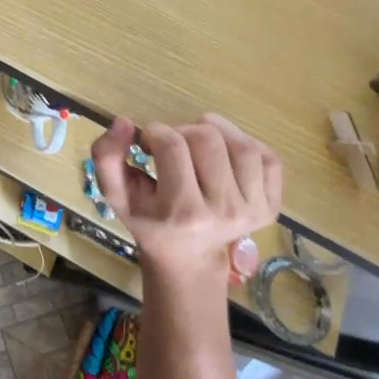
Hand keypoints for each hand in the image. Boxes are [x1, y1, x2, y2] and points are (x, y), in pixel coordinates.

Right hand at [90, 114, 281, 275]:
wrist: (188, 258)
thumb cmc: (147, 222)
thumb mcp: (115, 195)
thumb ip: (106, 156)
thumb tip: (123, 121)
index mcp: (182, 211)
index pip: (171, 145)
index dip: (153, 132)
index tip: (146, 144)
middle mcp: (224, 211)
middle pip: (207, 138)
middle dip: (181, 130)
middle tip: (171, 145)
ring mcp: (253, 210)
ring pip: (241, 144)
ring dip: (214, 131)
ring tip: (197, 140)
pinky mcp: (271, 207)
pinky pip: (268, 159)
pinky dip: (246, 144)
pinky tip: (225, 151)